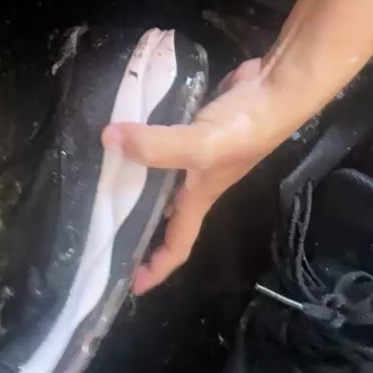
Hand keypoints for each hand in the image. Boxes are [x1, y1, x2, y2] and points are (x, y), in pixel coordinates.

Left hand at [103, 58, 326, 294]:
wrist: (275, 88)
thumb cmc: (243, 129)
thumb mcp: (199, 146)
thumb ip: (154, 145)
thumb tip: (107, 139)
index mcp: (199, 198)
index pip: (177, 246)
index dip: (156, 268)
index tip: (128, 284)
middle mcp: (197, 179)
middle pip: (164, 211)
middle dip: (137, 221)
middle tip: (98, 216)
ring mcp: (198, 149)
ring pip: (160, 170)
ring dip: (135, 171)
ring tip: (100, 166)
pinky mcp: (197, 122)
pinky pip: (163, 135)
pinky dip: (144, 133)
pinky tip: (125, 122)